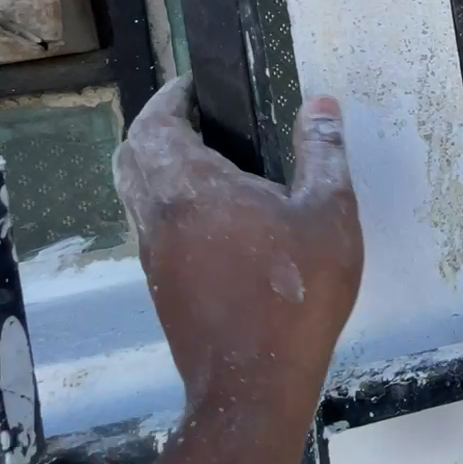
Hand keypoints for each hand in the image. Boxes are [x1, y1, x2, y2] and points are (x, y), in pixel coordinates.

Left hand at [114, 76, 363, 417]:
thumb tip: (321, 103)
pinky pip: (155, 222)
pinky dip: (172, 198)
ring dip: (160, 164)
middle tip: (201, 116)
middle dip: (157, 128)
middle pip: (132, 158)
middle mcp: (160, 217)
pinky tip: (223, 213)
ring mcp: (156, 254)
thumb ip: (323, 152)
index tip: (192, 84)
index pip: (153, 128)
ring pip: (139, 193)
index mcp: (193, 190)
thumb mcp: (330, 211)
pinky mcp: (163, 283)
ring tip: (215, 157)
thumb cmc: (298, 287)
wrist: (255, 379)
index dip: (167, 100)